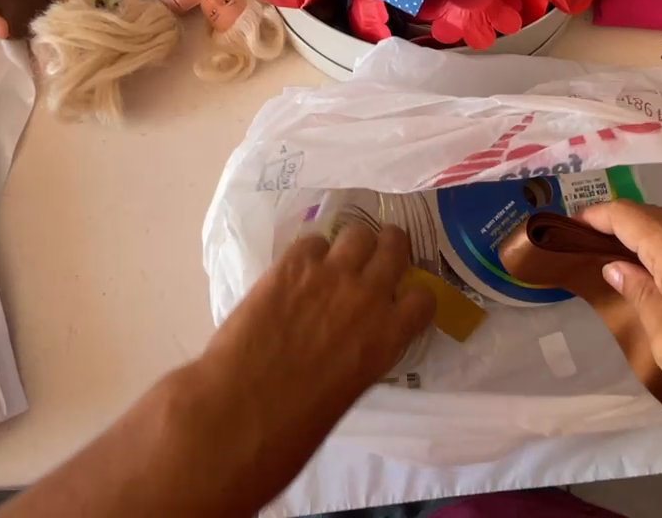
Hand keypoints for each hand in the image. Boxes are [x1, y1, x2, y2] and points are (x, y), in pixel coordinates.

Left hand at [157, 225, 434, 512]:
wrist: (236, 414)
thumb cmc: (294, 428)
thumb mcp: (352, 389)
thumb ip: (366, 351)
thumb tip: (358, 338)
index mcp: (388, 335)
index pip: (424, 296)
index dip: (412, 296)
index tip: (400, 299)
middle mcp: (367, 294)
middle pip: (395, 244)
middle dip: (388, 248)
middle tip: (374, 260)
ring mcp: (329, 273)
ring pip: (358, 232)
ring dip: (351, 246)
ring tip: (335, 262)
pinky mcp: (292, 263)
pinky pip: (313, 241)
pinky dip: (310, 254)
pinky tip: (296, 274)